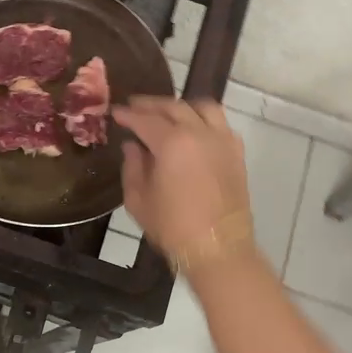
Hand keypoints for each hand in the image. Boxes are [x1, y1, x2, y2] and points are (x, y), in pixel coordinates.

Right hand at [113, 97, 252, 265]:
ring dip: (181, 106)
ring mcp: (222, 141)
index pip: (145, 120)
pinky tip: (194, 129)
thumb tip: (133, 147)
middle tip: (136, 107)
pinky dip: (204, 120)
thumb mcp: (138, 199)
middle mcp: (199, 133)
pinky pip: (220, 124)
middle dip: (152, 105)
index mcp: (172, 143)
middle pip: (174, 107)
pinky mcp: (236, 153)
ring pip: (202, 108)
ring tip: (167, 113)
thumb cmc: (172, 226)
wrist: (217, 247)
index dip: (128, 115)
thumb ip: (133, 167)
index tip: (115, 112)